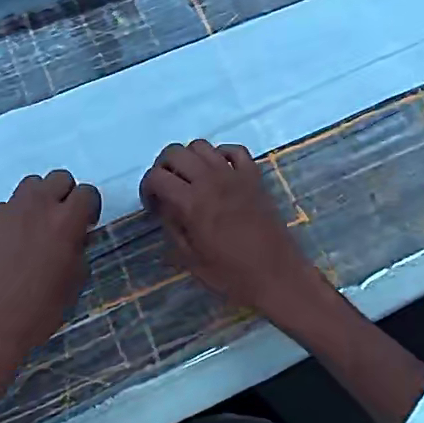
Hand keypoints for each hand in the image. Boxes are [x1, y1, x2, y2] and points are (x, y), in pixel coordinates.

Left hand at [0, 169, 101, 372]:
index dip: (90, 207)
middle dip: (65, 195)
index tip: (86, 224)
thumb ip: (79, 248)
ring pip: (30, 185)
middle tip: (62, 220)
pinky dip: (11, 218)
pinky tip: (9, 243)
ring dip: (38, 199)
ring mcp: (7, 210)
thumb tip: (75, 236)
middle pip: (59, 178)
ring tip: (36, 226)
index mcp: (66, 221)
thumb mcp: (74, 280)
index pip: (87, 192)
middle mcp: (37, 207)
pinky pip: (4, 207)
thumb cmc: (41, 309)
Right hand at [139, 140, 335, 330]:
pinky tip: (219, 172)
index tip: (152, 205)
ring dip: (189, 158)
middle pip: (174, 153)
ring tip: (191, 179)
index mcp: (191, 202)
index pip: (156, 177)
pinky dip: (221, 155)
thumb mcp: (190, 259)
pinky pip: (234, 150)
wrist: (277, 276)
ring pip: (201, 146)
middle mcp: (210, 180)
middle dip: (162, 167)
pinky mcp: (254, 177)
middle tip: (166, 188)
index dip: (147, 188)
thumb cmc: (231, 274)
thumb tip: (164, 207)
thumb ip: (172, 227)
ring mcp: (234, 175)